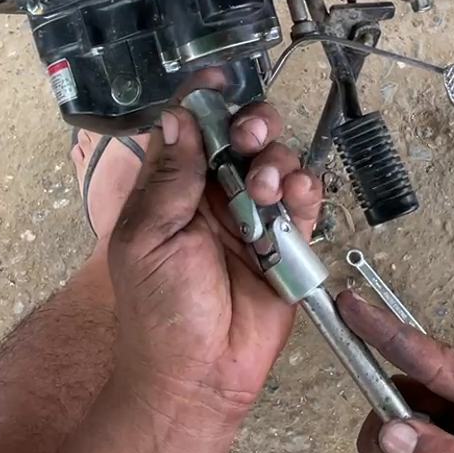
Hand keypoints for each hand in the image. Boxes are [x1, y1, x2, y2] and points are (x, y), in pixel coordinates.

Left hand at [107, 93, 322, 427]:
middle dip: (252, 125)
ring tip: (266, 188)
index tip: (217, 78)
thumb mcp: (149, 237)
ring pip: (277, 162)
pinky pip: (303, 201)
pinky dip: (304, 189)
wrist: (196, 373)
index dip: (204, 100)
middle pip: (242, 137)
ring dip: (276, 161)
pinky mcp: (287, 242)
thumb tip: (178, 117)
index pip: (191, 130)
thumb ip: (169, 177)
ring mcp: (253, 218)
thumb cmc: (159, 312)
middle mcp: (215, 196)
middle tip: (249, 136)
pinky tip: (292, 196)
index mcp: (174, 189)